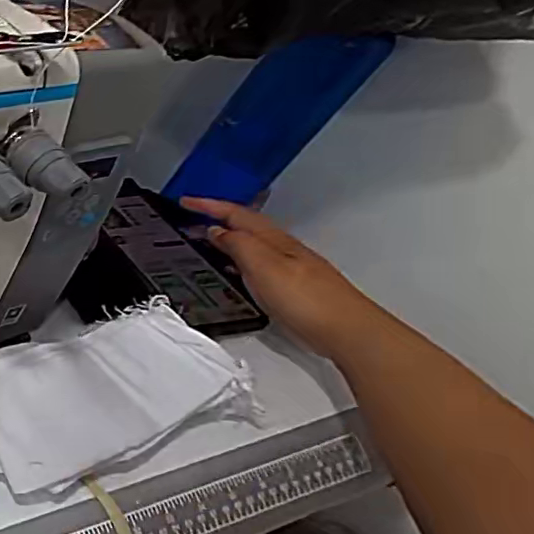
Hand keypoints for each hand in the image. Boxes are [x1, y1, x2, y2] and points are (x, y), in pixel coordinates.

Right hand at [180, 197, 393, 361]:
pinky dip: (237, 260)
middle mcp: (282, 250)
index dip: (209, 206)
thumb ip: (237, 245)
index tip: (185, 201)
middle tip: (191, 218)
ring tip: (204, 241)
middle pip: (245, 226)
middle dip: (217, 218)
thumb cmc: (310, 300)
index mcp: (274, 241)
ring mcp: (288, 268)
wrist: (347, 332)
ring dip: (226, 238)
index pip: (236, 214)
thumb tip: (216, 231)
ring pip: (251, 244)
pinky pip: (256, 264)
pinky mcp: (289, 288)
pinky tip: (232, 272)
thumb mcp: (264, 266)